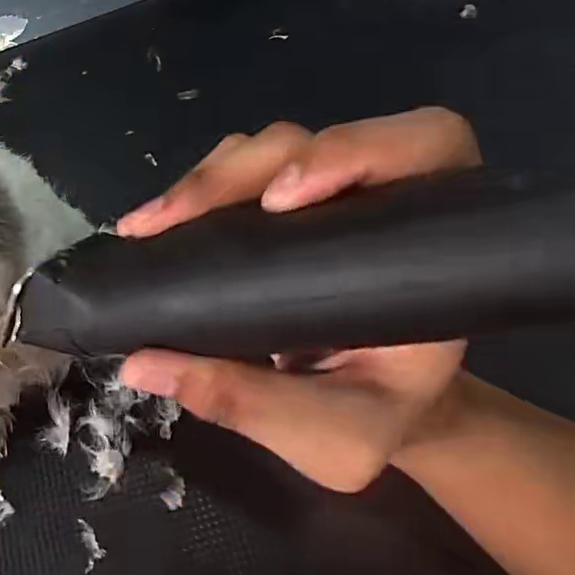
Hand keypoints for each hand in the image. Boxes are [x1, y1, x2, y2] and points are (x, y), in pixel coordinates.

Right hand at [116, 108, 482, 491]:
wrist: (386, 409)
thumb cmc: (382, 418)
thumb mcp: (330, 433)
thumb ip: (249, 404)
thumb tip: (142, 364)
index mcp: (432, 243)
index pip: (421, 145)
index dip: (354, 148)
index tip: (281, 202)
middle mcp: (383, 200)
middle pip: (314, 140)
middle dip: (240, 169)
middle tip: (175, 219)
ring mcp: (331, 195)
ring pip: (269, 148)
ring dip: (209, 178)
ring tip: (152, 226)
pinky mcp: (289, 206)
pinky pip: (243, 171)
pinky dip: (199, 190)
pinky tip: (160, 223)